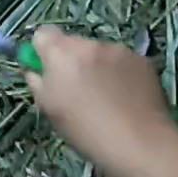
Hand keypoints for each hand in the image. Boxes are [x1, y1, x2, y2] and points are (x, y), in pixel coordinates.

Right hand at [24, 26, 177, 174]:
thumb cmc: (85, 130)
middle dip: (70, 59)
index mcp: (60, 53)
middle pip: (72, 42)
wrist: (139, 142)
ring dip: (95, 65)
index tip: (48, 71)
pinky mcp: (141, 59)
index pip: (42, 34)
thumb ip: (38, 83)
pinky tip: (124, 97)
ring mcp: (118, 49)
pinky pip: (120, 60)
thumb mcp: (49, 109)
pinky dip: (118, 72)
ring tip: (104, 96)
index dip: (42, 51)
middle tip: (76, 88)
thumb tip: (36, 72)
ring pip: (98, 52)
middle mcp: (89, 44)